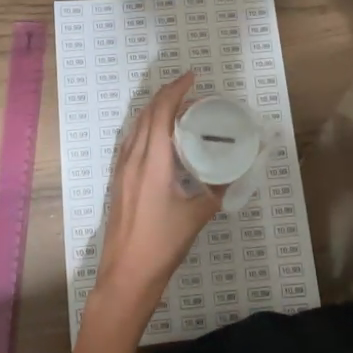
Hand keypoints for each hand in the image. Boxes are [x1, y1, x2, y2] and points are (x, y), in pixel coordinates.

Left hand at [94, 72, 218, 316]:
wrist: (126, 275)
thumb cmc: (162, 245)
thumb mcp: (197, 216)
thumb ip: (215, 189)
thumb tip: (233, 171)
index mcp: (152, 162)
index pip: (161, 112)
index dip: (176, 90)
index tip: (192, 77)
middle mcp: (133, 159)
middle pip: (147, 114)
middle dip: (168, 96)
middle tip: (192, 93)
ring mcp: (121, 170)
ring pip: (137, 127)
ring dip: (156, 111)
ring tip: (179, 111)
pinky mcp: (118, 181)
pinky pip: (131, 142)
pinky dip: (147, 129)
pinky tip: (160, 139)